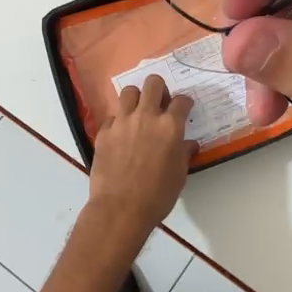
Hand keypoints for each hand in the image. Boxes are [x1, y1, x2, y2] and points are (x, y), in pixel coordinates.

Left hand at [88, 75, 197, 235]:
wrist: (121, 208)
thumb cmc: (157, 195)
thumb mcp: (179, 175)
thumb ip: (184, 154)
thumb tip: (188, 144)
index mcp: (170, 126)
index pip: (181, 101)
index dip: (185, 103)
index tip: (184, 108)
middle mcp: (146, 116)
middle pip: (153, 83)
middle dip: (159, 89)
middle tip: (160, 103)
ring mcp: (122, 122)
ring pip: (129, 92)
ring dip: (136, 98)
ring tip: (138, 112)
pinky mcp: (103, 131)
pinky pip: (112, 116)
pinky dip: (118, 121)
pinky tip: (121, 135)